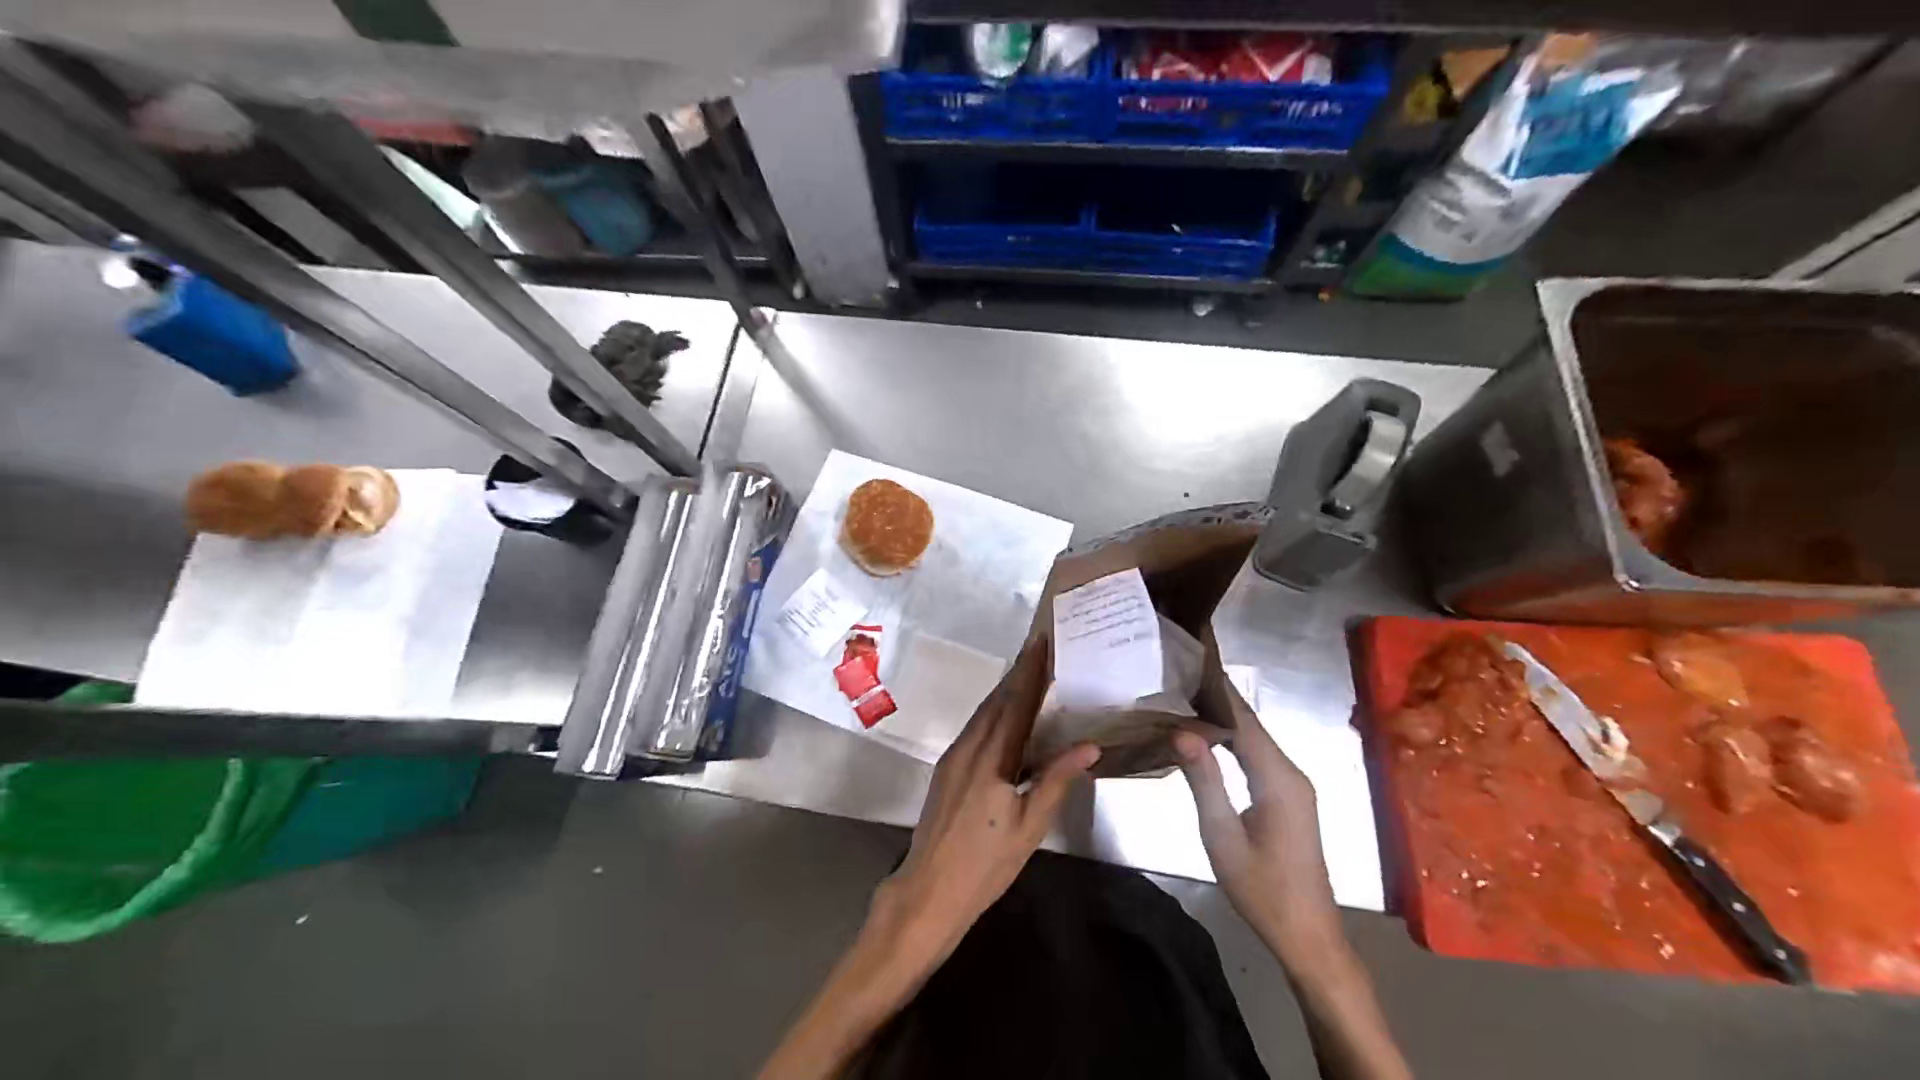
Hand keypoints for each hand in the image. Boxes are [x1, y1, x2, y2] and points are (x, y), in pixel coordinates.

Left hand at [759, 643, 1099, 1079]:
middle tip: (1040, 650)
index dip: (1030, 671)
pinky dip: (993, 713)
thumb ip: (1056, 781)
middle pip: (996, 701)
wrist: (929, 888)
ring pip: (983, 713)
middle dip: (1018, 674)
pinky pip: (974, 729)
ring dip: (1005, 691)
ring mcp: (953, 757)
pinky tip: (1007, 717)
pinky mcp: (946, 768)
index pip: (1015, 703)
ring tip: (1029, 675)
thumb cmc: (986, 863)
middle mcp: (969, 747)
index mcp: (992, 758)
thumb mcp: (1030, 827)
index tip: (1042, 642)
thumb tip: (1089, 745)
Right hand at [1174, 647, 1341, 966]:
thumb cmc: (1262, 889)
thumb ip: (1204, 781)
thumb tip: (1182, 732)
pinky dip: (1232, 741)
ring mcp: (1293, 786)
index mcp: (1279, 779)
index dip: (1217, 693)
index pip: (1245, 721)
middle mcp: (1291, 774)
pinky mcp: (1289, 797)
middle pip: (1252, 726)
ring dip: (1222, 720)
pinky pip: (1258, 757)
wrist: (1307, 935)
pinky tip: (1207, 737)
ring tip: (1182, 700)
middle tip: (1175, 680)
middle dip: (1216, 701)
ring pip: (1255, 740)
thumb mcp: (1222, 837)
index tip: (1188, 666)